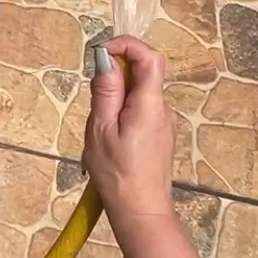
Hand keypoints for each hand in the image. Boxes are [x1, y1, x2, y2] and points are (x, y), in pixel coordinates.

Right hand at [81, 35, 175, 243]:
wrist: (140, 212)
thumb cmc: (116, 173)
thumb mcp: (101, 129)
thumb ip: (105, 91)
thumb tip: (105, 58)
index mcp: (150, 105)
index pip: (150, 57)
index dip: (126, 45)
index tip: (100, 53)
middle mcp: (163, 109)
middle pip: (143, 72)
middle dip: (115, 74)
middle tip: (94, 100)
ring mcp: (163, 122)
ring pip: (138, 92)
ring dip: (116, 95)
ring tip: (100, 126)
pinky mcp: (159, 133)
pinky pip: (140, 108)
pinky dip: (122, 110)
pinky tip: (110, 137)